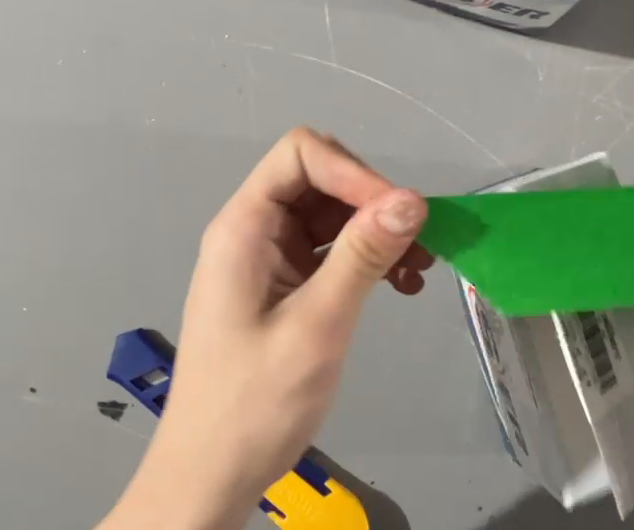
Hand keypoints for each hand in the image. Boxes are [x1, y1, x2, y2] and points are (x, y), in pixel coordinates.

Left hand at [104, 129, 433, 529]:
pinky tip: (402, 284)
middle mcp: (256, 230)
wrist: (210, 478)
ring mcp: (271, 257)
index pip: (300, 156)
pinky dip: (370, 258)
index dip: (353, 171)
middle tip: (417, 240)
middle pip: (320, 178)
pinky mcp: (286, 284)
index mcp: (245, 227)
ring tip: (422, 266)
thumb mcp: (316, 326)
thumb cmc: (254, 403)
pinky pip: (334, 249)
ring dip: (379, 231)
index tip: (397, 212)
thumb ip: (362, 256)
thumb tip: (411, 200)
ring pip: (333, 213)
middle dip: (372, 200)